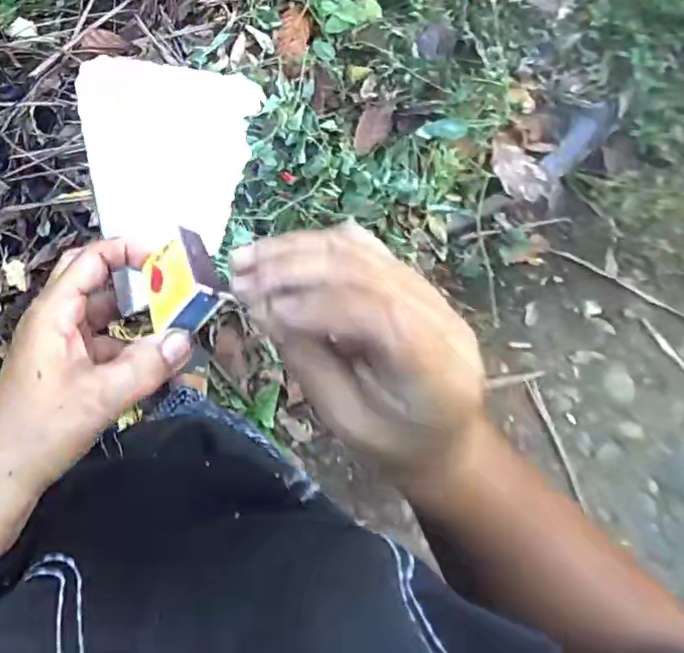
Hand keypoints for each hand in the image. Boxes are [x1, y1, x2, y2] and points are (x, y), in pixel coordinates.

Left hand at [0, 239, 192, 559]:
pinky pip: (100, 344)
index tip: (162, 258)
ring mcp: (59, 341)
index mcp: (54, 310)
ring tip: (172, 323)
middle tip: (167, 282)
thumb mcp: (99, 396)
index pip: (89, 259)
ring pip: (100, 315)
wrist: (2, 471)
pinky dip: (126, 349)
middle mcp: (55, 317)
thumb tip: (185, 339)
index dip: (125, 251)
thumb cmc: (42, 427)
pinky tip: (155, 365)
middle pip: (93, 280)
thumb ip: (145, 367)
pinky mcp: (65, 365)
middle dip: (130, 278)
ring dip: (133, 319)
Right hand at [231, 222, 485, 485]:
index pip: (372, 312)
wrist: (444, 438)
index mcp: (434, 365)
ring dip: (292, 249)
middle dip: (291, 268)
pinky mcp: (405, 276)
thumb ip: (309, 361)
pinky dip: (311, 243)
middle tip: (239, 276)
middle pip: (360, 268)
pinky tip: (277, 250)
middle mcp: (436, 314)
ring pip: (354, 249)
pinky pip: (357, 246)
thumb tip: (262, 309)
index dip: (312, 303)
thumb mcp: (346, 419)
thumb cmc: (393, 441)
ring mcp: (424, 289)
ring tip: (245, 258)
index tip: (259, 307)